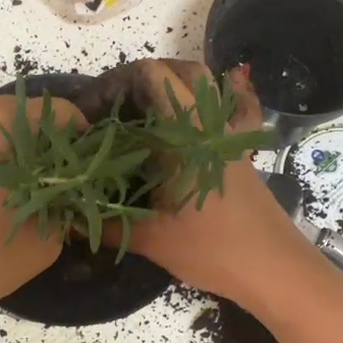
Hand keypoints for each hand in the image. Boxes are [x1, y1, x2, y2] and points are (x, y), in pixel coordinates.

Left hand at [0, 96, 69, 325]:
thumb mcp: (41, 241)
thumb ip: (62, 205)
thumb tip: (71, 190)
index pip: (50, 113)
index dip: (76, 131)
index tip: (85, 155)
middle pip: (13, 115)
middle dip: (38, 141)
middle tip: (53, 174)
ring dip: (5, 150)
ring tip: (17, 188)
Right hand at [101, 61, 309, 298]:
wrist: (274, 269)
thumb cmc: (212, 250)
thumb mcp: (151, 240)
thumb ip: (109, 226)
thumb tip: (68, 221)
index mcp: (184, 136)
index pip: (151, 81)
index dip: (118, 83)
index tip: (91, 107)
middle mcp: (209, 126)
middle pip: (181, 72)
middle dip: (144, 76)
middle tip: (113, 103)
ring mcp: (230, 137)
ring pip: (211, 86)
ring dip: (179, 81)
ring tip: (147, 99)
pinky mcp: (242, 154)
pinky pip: (238, 109)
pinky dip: (230, 92)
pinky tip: (227, 84)